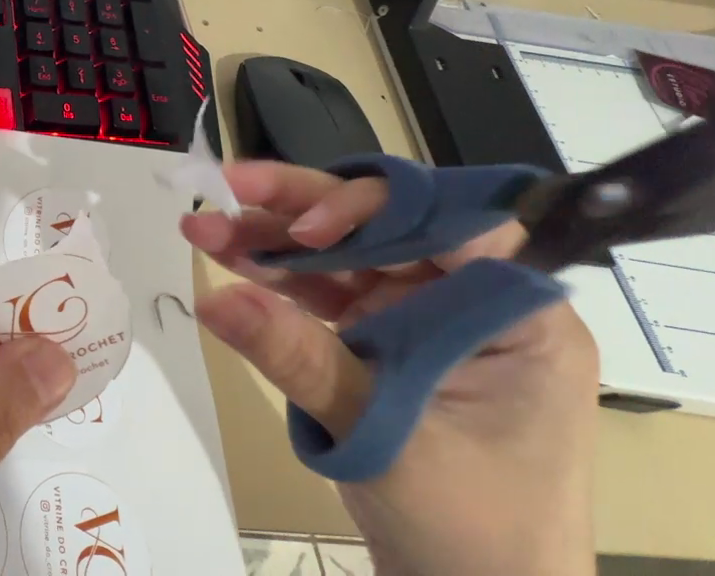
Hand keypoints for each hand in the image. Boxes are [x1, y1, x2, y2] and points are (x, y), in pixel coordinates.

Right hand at [183, 162, 598, 575]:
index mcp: (512, 317)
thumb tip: (216, 300)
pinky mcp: (384, 343)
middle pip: (382, 229)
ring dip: (273, 239)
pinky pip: (326, 294)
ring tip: (202, 228)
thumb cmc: (469, 526)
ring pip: (343, 255)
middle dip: (299, 207)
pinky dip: (276, 279)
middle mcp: (470, 304)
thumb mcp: (384, 434)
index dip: (372, 210)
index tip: (304, 226)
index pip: (449, 226)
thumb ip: (301, 359)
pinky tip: (226, 266)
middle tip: (224, 189)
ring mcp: (423, 321)